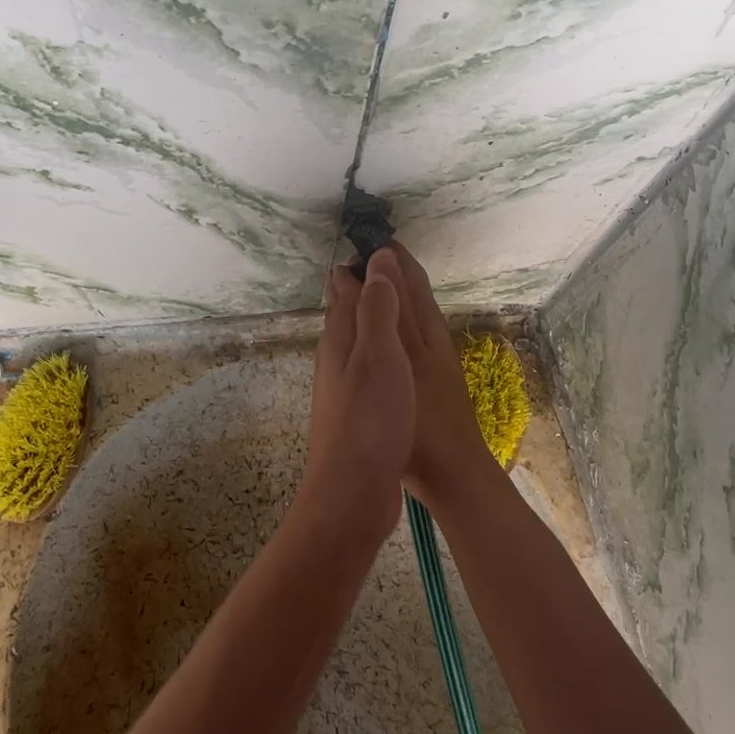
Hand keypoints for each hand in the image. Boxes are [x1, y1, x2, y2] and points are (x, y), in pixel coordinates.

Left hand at [305, 249, 415, 535]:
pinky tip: (398, 360)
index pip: (345, 285)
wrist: (353, 491)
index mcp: (340, 336)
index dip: (363, 263)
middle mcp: (336, 355)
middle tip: (394, 266)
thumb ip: (377, 307)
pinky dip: (382, 350)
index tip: (384, 242)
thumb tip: (376, 259)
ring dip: (374, 317)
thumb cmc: (370, 418)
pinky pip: (368, 366)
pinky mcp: (356, 410)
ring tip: (399, 304)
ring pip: (357, 339)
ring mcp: (343, 385)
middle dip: (366, 286)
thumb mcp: (379, 354)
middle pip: (347, 310)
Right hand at [384, 242, 500, 508]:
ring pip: (412, 313)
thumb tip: (380, 262)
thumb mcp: (398, 360)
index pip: (404, 276)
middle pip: (411, 290)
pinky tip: (382, 334)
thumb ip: (387, 311)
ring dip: (392, 293)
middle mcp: (430, 337)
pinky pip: (409, 335)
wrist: (454, 474)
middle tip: (360, 253)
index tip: (359, 238)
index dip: (384, 256)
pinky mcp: (428, 381)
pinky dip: (392, 321)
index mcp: (421, 328)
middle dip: (389, 268)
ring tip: (367, 283)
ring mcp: (432, 359)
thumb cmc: (420, 420)